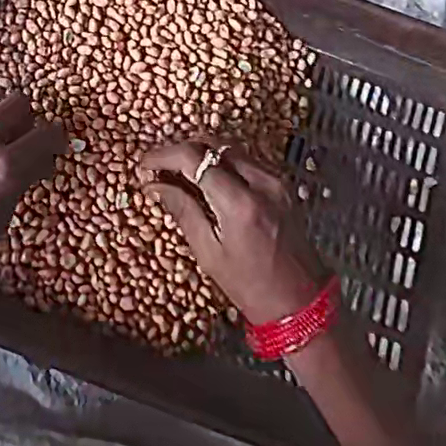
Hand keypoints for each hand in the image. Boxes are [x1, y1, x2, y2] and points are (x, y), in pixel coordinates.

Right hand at [138, 142, 327, 324]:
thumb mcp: (208, 252)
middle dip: (180, 150)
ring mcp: (275, 182)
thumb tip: (154, 185)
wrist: (301, 302)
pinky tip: (203, 178)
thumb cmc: (250, 285)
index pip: (193, 158)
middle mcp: (261, 183)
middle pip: (212, 143)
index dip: (163, 155)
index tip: (144, 164)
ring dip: (199, 152)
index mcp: (239, 203)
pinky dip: (219, 161)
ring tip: (177, 172)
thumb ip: (182, 210)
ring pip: (228, 147)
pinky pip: (243, 159)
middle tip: (158, 167)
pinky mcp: (281, 186)